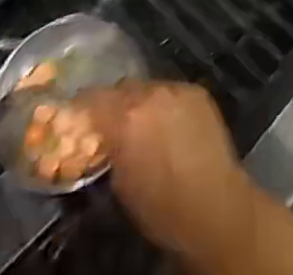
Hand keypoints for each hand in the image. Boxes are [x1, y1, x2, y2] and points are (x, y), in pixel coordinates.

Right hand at [78, 81, 258, 262]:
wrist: (214, 204)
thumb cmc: (161, 205)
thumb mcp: (120, 181)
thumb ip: (108, 148)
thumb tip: (103, 137)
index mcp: (125, 117)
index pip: (90, 97)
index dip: (81, 108)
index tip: (78, 119)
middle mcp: (150, 94)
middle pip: (121, 87)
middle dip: (113, 104)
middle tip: (113, 125)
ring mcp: (177, 89)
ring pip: (148, 88)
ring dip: (141, 103)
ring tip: (146, 125)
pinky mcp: (198, 92)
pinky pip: (171, 91)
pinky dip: (165, 104)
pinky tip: (170, 124)